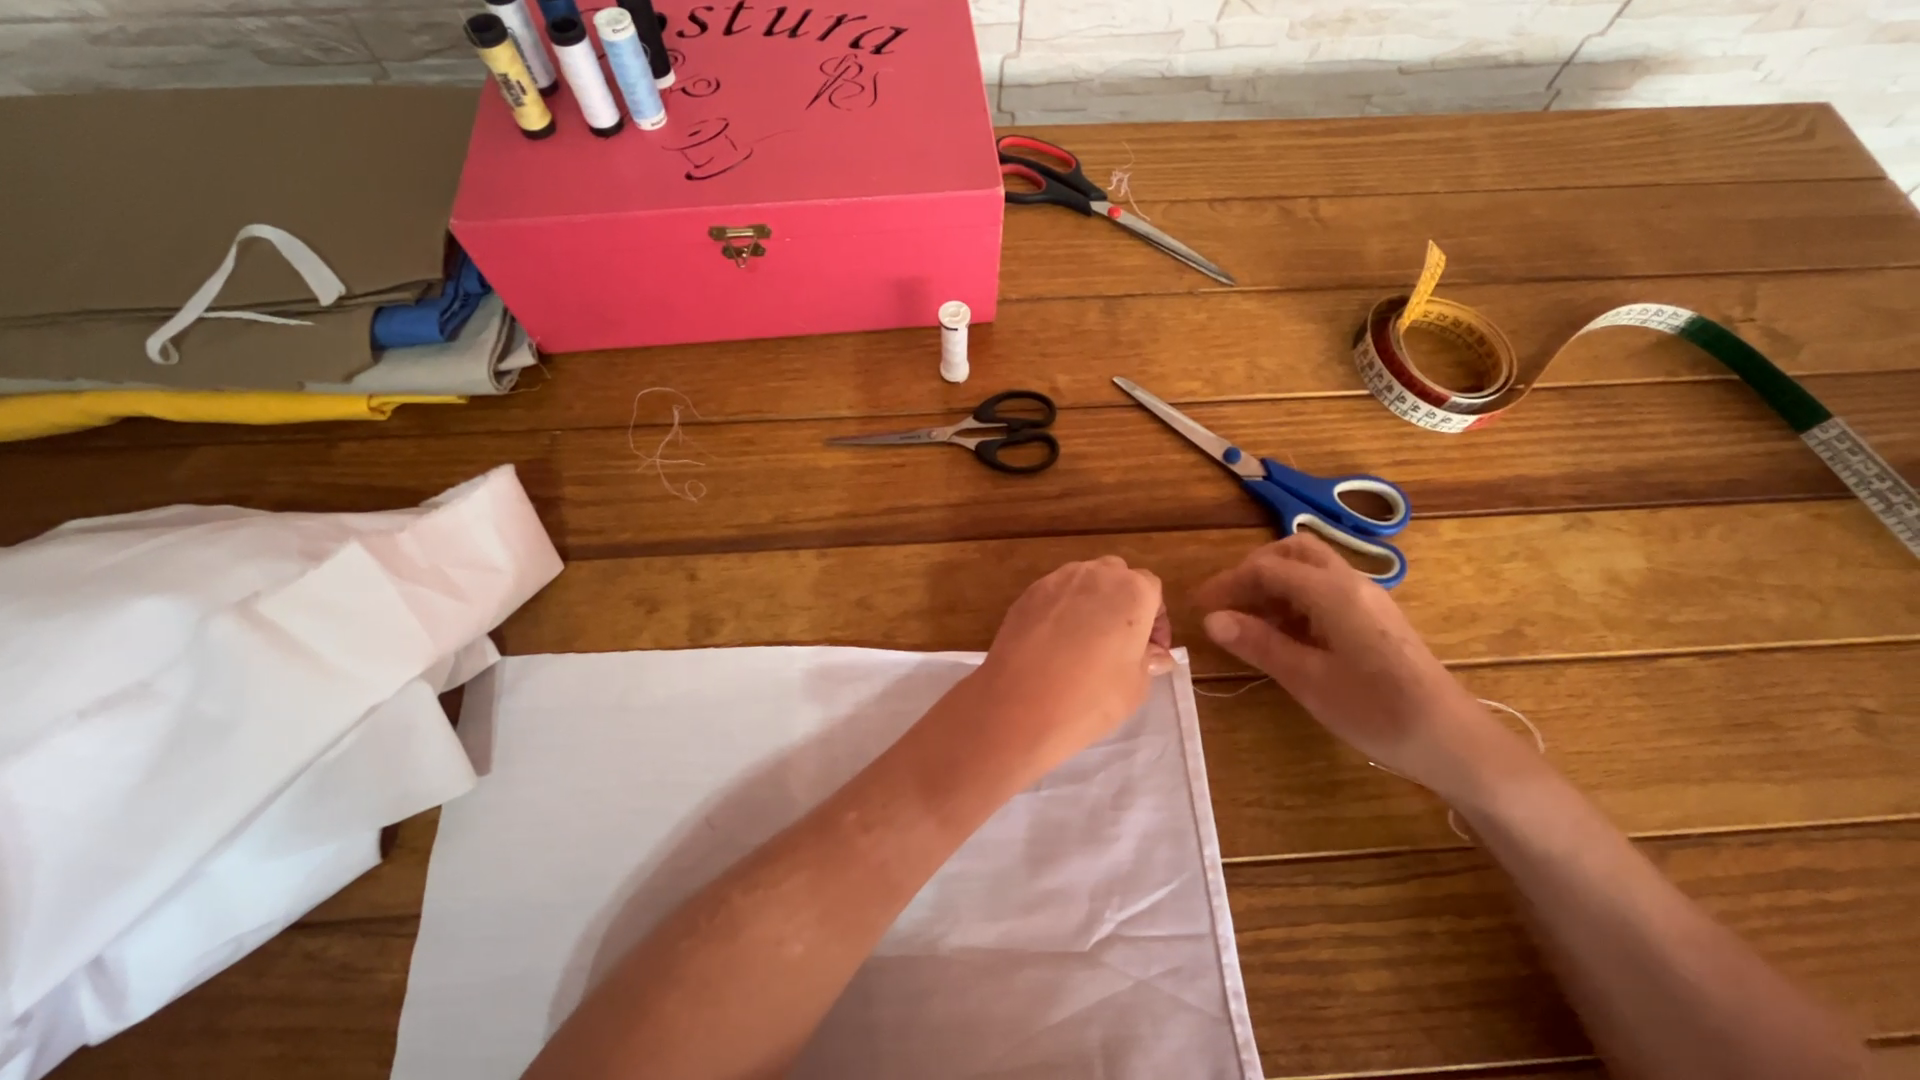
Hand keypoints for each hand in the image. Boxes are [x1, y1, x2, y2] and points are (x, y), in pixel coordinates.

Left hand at [967, 556, 1173, 775]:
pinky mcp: (1026, 595)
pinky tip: (1055, 644)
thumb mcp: (1136, 686)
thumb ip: (1149, 661)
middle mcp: (1094, 575)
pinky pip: (1054, 596)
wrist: (1020, 705)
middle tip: (1121, 642)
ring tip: (1086, 642)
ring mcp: (1055, 582)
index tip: (1152, 650)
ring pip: (1082, 582)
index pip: (1152, 589)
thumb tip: (1155, 654)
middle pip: (1116, 577)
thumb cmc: (1091, 696)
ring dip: (1091, 603)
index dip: (1156, 620)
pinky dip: (1061, 611)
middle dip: (1123, 603)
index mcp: (1132, 591)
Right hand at [1193, 533, 1515, 795]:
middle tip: (1227, 604)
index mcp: (1333, 592)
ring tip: (1249, 623)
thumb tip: (1212, 619)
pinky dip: (1296, 600)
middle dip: (1254, 571)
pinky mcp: (1376, 619)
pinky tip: (1285, 636)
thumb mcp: (1308, 680)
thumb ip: (1259, 644)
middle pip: (1293, 553)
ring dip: (1275, 585)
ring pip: (1312, 570)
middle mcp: (1352, 584)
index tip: (1199, 607)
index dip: (1228, 583)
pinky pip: (1327, 591)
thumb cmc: (1376, 710)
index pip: (1267, 568)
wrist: (1451, 739)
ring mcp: (1368, 600)